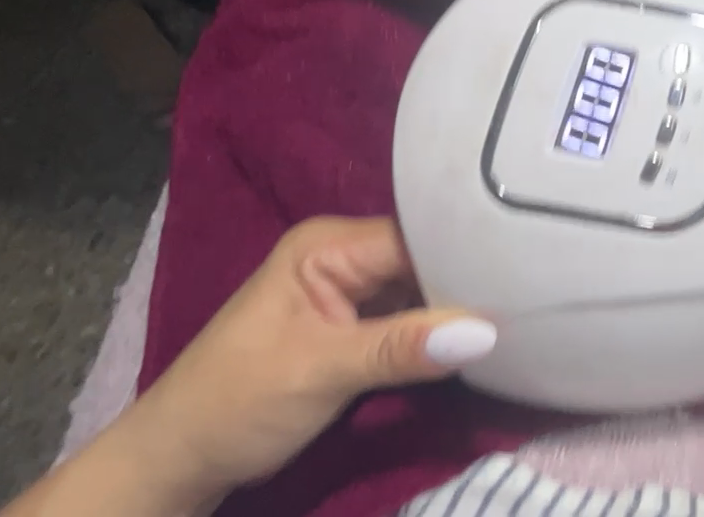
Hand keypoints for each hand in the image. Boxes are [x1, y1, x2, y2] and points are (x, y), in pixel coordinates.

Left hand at [122, 217, 495, 502]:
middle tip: (532, 292)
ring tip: (520, 307)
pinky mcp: (362, 318)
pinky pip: (418, 309)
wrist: (171, 468)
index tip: (525, 271)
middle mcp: (346, 252)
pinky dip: (444, 325)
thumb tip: (485, 332)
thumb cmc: (230, 408)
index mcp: (328, 245)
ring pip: (429, 283)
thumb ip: (401, 348)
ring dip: (462, 304)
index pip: (419, 236)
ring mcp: (355, 286)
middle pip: (431, 255)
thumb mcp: (318, 375)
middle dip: (472, 279)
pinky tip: (480, 331)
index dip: (469, 254)